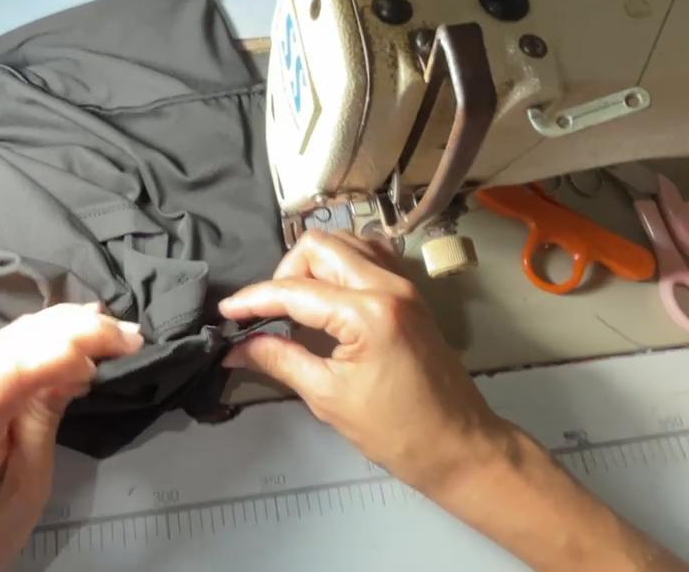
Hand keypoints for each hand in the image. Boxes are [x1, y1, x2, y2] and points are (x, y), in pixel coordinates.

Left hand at [0, 304, 143, 571]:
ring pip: (15, 333)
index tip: (111, 349)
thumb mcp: (24, 493)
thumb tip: (78, 366)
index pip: (6, 376)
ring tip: (117, 330)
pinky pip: (11, 342)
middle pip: (15, 343)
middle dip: (78, 330)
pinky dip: (51, 332)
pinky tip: (82, 330)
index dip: (60, 351)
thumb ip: (43, 421)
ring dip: (70, 325)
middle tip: (131, 336)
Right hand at [218, 230, 510, 495]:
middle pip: (318, 246)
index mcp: (369, 313)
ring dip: (312, 264)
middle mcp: (387, 284)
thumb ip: (279, 360)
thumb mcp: (329, 398)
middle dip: (285, 273)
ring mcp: (402, 281)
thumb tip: (237, 347)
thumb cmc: (399, 433)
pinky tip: (329, 290)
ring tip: (298, 303)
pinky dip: (340, 261)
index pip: (296, 291)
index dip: (254, 300)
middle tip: (271, 311)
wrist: (461, 447)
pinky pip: (367, 252)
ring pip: (342, 241)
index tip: (227, 310)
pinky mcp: (409, 288)